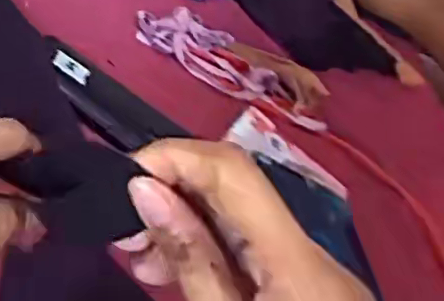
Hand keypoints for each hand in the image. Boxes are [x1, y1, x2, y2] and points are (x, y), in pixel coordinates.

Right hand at [117, 139, 371, 300]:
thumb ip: (189, 259)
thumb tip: (141, 186)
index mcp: (301, 266)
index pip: (229, 168)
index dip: (172, 157)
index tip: (124, 183)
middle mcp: (316, 258)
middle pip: (234, 185)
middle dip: (171, 188)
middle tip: (124, 226)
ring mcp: (319, 278)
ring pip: (239, 214)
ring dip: (184, 217)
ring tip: (140, 254)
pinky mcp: (312, 296)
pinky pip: (251, 246)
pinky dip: (207, 245)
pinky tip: (175, 272)